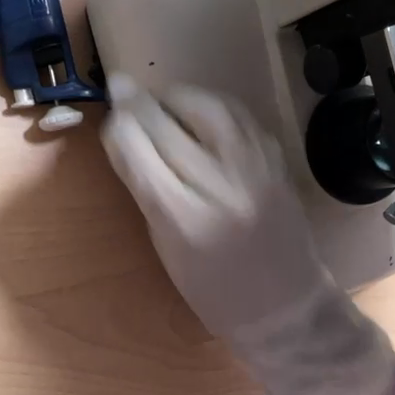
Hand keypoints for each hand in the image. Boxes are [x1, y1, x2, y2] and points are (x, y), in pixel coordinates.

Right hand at [101, 75, 394, 394]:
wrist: (285, 307)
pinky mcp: (275, 160)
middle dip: (136, 102)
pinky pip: (239, 116)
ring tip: (160, 101)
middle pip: (165, 121)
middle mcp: (215, 184)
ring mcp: (251, 167)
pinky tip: (198, 112)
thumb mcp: (166, 248)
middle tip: (121, 88)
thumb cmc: (213, 292)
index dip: (117, 124)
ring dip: (176, 96)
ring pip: (206, 105)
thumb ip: (147, 192)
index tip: (109, 111)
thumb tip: (127, 142)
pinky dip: (211, 106)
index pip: (136, 148)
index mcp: (179, 216)